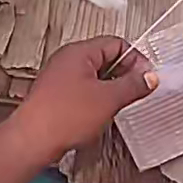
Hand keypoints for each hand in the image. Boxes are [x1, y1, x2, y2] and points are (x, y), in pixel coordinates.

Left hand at [4, 36, 158, 163]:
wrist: (32, 139)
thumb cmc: (64, 116)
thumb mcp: (108, 99)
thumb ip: (132, 85)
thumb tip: (149, 77)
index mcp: (79, 52)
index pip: (116, 43)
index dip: (135, 59)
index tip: (147, 78)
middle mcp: (67, 60)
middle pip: (105, 58)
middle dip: (124, 74)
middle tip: (137, 92)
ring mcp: (60, 77)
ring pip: (94, 75)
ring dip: (111, 87)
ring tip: (119, 105)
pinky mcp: (56, 95)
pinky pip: (83, 89)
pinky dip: (96, 98)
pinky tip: (101, 113)